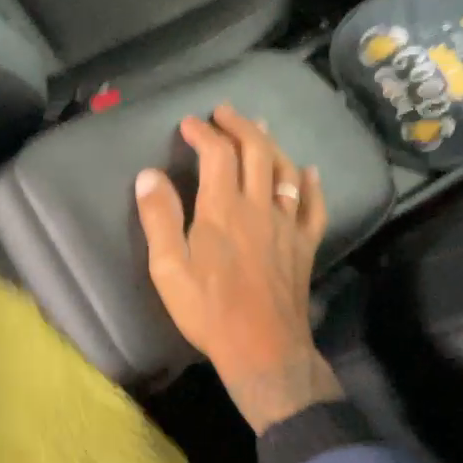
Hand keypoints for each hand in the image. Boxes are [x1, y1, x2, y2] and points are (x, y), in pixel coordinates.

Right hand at [135, 104, 344, 432]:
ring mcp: (287, 225)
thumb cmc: (208, 309)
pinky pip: (314, 206)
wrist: (264, 351)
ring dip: (271, 144)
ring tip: (258, 127)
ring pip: (285, 171)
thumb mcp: (168, 268)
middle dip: (239, 126)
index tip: (188, 123)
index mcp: (222, 209)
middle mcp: (259, 207)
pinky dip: (311, 183)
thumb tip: (148, 174)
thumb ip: (158, 218)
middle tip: (223, 112)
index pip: (216, 154)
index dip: (203, 132)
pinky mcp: (304, 245)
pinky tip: (307, 171)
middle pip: (256, 152)